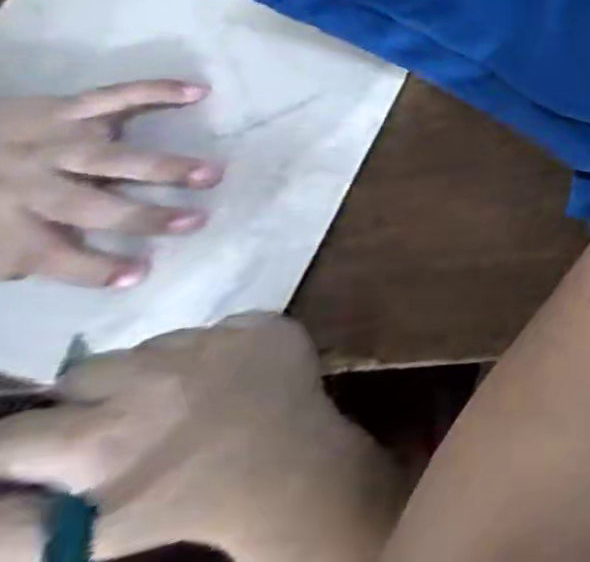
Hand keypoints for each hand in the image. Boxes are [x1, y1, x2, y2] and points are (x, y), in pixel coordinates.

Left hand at [0, 80, 221, 287]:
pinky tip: (197, 92)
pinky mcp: (59, 109)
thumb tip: (36, 268)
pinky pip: (112, 96)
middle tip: (195, 222)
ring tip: (212, 174)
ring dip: (164, 167)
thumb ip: (1, 252)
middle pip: (88, 205)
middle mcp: (26, 182)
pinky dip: (156, 90)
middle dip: (142, 216)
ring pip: (112, 157)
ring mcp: (50, 141)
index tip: (138, 276)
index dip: (91, 269)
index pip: (49, 253)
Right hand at [0, 314, 405, 561]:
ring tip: (177, 399)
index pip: (13, 431)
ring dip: (152, 369)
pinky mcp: (266, 325)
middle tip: (120, 421)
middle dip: (88, 398)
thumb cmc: (183, 504)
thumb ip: (10, 521)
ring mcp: (218, 343)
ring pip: (152, 344)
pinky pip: (218, 325)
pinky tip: (226, 376)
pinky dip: (215, 348)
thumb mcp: (77, 534)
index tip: (47, 451)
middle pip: (81, 374)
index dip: (26, 442)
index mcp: (97, 438)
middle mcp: (154, 380)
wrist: (290, 469)